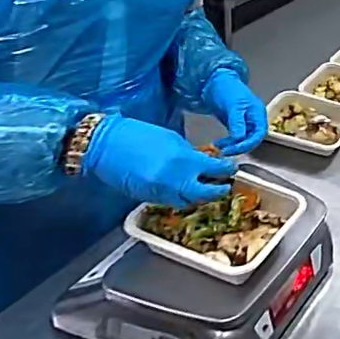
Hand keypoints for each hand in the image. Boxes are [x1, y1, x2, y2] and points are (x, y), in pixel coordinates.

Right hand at [82, 116, 233, 208]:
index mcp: (184, 161)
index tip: (232, 168)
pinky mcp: (146, 199)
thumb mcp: (174, 140)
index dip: (227, 170)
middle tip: (225, 185)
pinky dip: (181, 198)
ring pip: (187, 202)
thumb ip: (191, 154)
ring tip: (207, 190)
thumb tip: (204, 163)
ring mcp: (159, 193)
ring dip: (199, 198)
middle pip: (205, 194)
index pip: (215, 170)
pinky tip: (186, 191)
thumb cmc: (141, 136)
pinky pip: (170, 202)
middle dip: (218, 191)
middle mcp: (174, 181)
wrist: (107, 146)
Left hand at [204, 70, 267, 155]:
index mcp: (258, 113)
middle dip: (240, 147)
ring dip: (233, 146)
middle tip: (226, 151)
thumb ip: (237, 122)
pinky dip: (229, 143)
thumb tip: (239, 138)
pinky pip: (236, 138)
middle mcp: (254, 119)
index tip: (234, 149)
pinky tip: (220, 144)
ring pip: (244, 140)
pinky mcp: (236, 124)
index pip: (259, 134)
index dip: (248, 144)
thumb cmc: (227, 89)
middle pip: (252, 139)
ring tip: (220, 147)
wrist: (214, 82)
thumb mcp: (233, 105)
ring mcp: (245, 122)